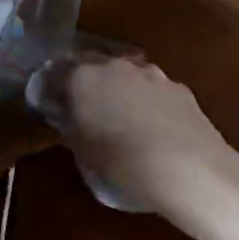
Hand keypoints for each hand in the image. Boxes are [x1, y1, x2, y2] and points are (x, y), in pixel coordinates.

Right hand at [36, 55, 238, 224]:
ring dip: (116, 91)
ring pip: (123, 77)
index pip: (51, 75)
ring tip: (118, 119)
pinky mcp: (180, 90)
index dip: (46, 91)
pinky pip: (151, 92)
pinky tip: (150, 129)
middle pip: (89, 68)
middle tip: (79, 110)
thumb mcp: (83, 157)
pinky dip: (145, 103)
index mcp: (80, 77)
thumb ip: (70, 130)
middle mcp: (113, 66)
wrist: (193, 173)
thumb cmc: (123, 166)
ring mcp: (150, 75)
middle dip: (82, 85)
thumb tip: (65, 119)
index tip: (45, 107)